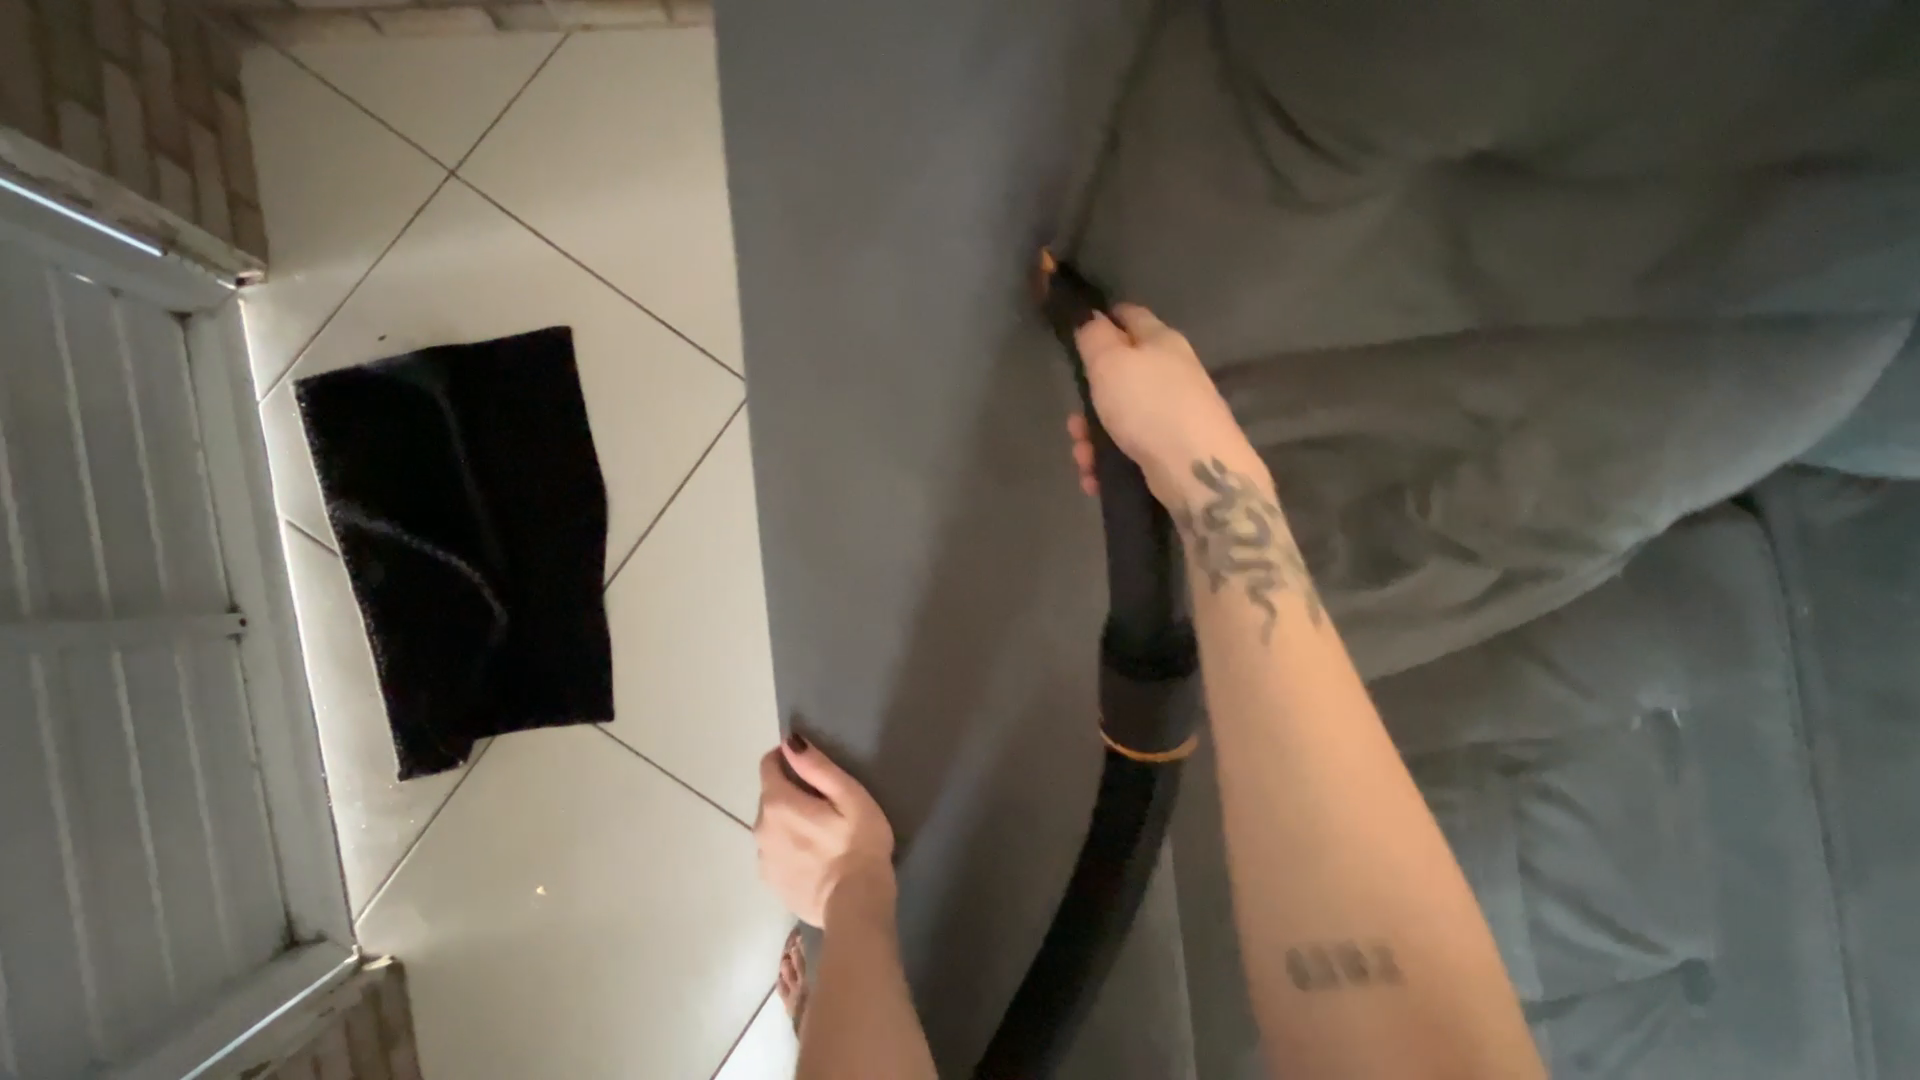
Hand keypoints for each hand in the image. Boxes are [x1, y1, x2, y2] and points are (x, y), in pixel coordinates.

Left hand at [755, 735, 895, 928]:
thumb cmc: (858, 844)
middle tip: (825, 805)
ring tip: (821, 835)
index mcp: (778, 803)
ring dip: (788, 822)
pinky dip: (789, 849)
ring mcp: (763, 859)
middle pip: (770, 796)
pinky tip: (814, 859)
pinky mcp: (771, 883)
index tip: (811, 768)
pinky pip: (775, 853)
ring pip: (772, 826)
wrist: (855, 906)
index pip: (768, 765)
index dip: (787, 759)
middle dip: (791, 793)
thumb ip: (817, 767)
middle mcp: (761, 828)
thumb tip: (790, 742)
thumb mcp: (849, 796)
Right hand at [1067, 303, 1251, 505]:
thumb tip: (1090, 317)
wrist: (1195, 468)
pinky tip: (1094, 477)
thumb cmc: (1149, 405)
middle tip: (1073, 422)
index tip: (1076, 332)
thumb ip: (1094, 336)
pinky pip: (1127, 451)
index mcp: (1161, 342)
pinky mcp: (1169, 450)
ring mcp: (1171, 415)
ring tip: (1083, 457)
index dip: (1103, 320)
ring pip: (1119, 419)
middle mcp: (1170, 375)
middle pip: (1119, 377)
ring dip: (1092, 439)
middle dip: (1088, 401)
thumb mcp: (1111, 362)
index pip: (1131, 317)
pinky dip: (1107, 463)